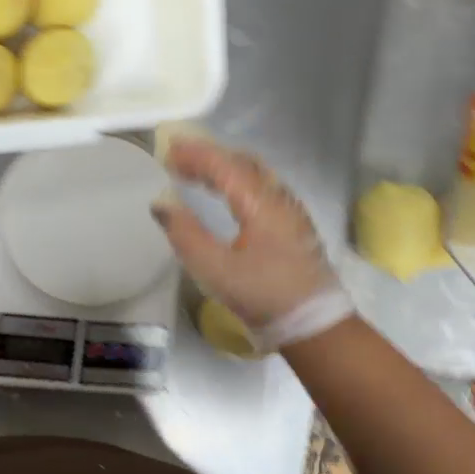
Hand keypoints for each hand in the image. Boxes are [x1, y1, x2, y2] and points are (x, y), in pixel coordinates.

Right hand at [151, 134, 352, 350]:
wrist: (313, 324)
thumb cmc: (261, 295)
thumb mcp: (214, 269)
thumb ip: (184, 234)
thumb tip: (161, 205)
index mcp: (261, 205)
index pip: (226, 166)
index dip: (196, 154)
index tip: (169, 148)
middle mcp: (280, 200)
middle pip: (243, 164)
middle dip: (209, 156)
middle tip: (176, 158)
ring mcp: (290, 211)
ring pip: (255, 174)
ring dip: (223, 167)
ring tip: (195, 172)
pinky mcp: (293, 225)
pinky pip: (262, 187)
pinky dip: (237, 180)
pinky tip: (224, 193)